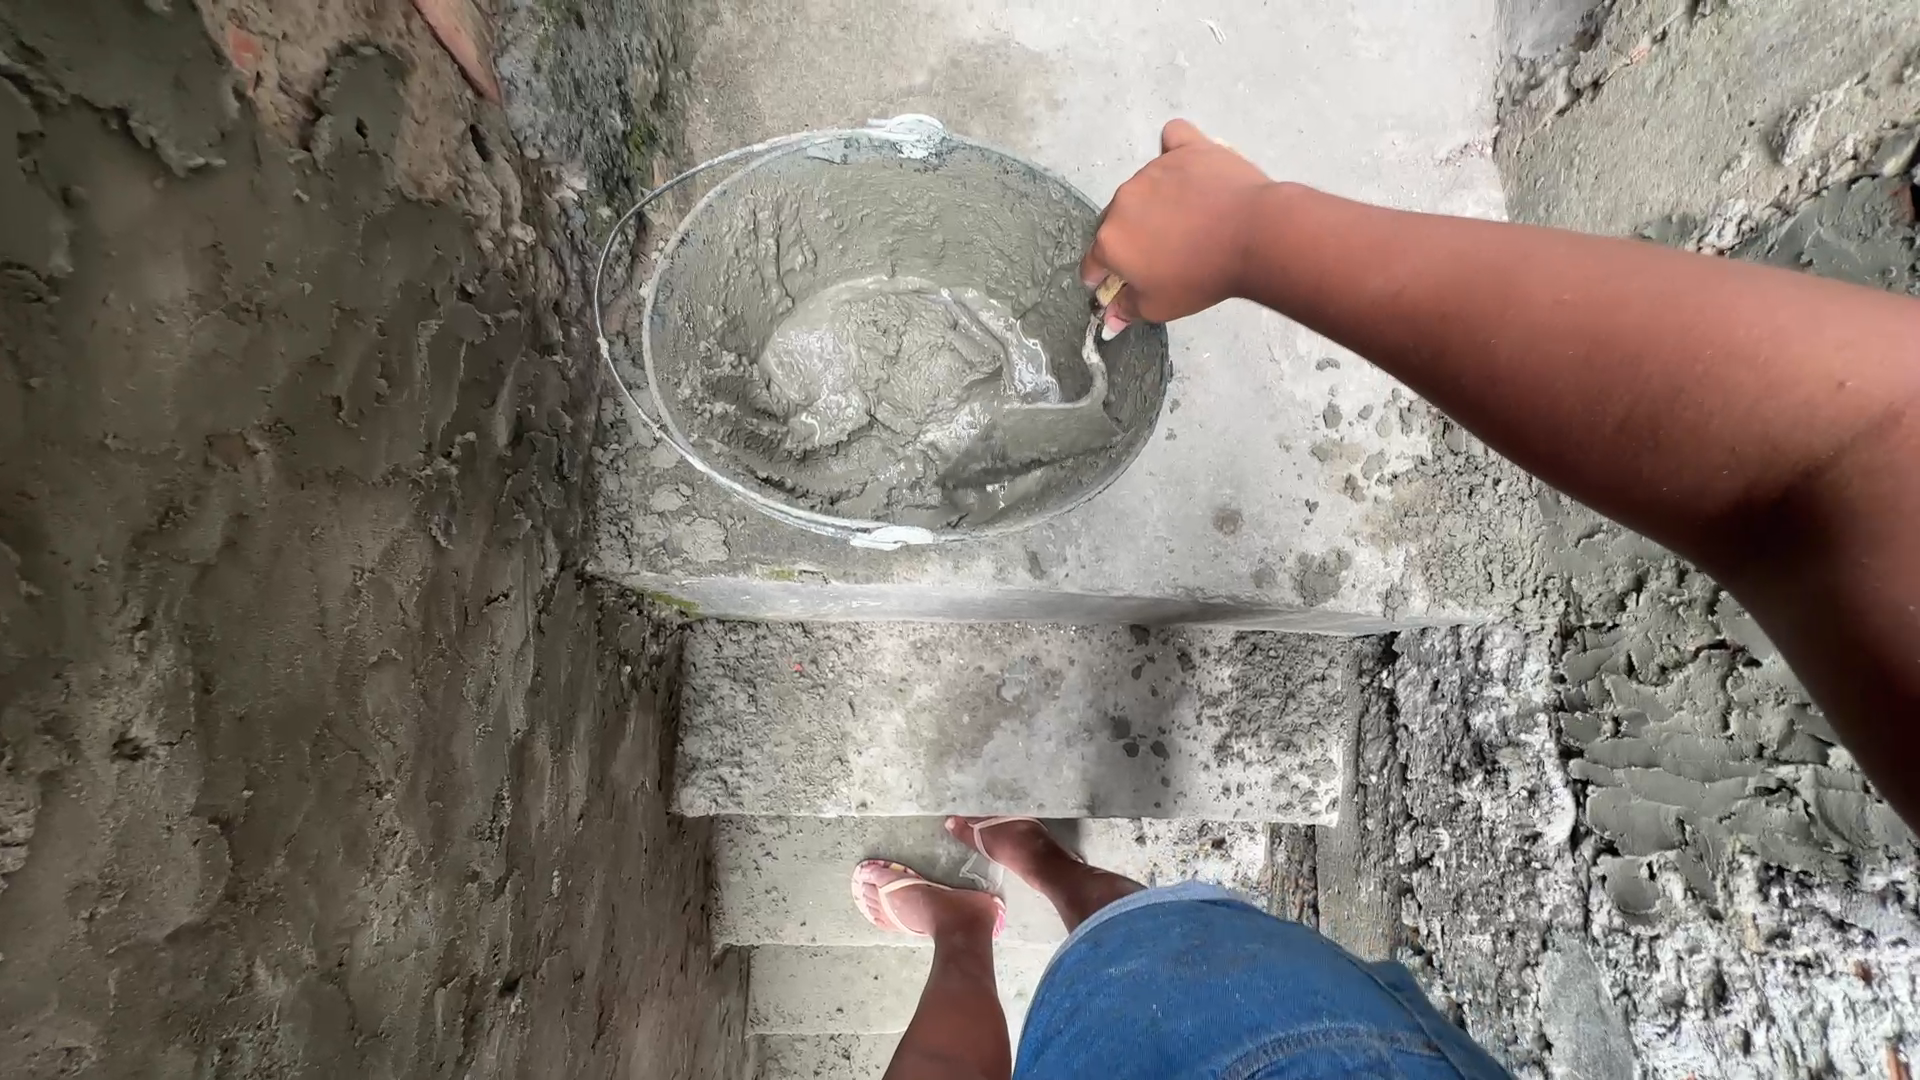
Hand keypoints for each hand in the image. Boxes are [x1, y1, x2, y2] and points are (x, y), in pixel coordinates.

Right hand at [1080, 119, 1273, 336]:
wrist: (1253, 236)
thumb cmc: (1200, 277)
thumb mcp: (1158, 307)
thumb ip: (1127, 309)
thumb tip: (1110, 317)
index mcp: (1109, 241)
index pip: (1092, 262)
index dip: (1102, 277)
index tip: (1118, 283)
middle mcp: (1122, 201)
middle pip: (1114, 223)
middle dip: (1127, 239)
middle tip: (1158, 254)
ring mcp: (1154, 170)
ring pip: (1141, 188)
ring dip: (1151, 203)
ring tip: (1184, 219)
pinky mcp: (1187, 149)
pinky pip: (1172, 141)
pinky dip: (1173, 154)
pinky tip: (1184, 169)